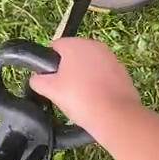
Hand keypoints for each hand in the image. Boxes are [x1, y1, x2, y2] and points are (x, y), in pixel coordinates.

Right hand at [28, 37, 142, 129]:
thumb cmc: (80, 99)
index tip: (50, 80)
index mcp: (74, 44)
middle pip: (73, 54)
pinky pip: (104, 73)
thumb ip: (38, 80)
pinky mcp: (122, 69)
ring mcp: (110, 56)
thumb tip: (36, 78)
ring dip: (84, 74)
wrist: (115, 115)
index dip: (49, 63)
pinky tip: (97, 97)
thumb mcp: (51, 91)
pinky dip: (99, 81)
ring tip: (81, 96)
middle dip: (68, 68)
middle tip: (64, 89)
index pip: (55, 46)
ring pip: (90, 63)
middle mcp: (93, 45)